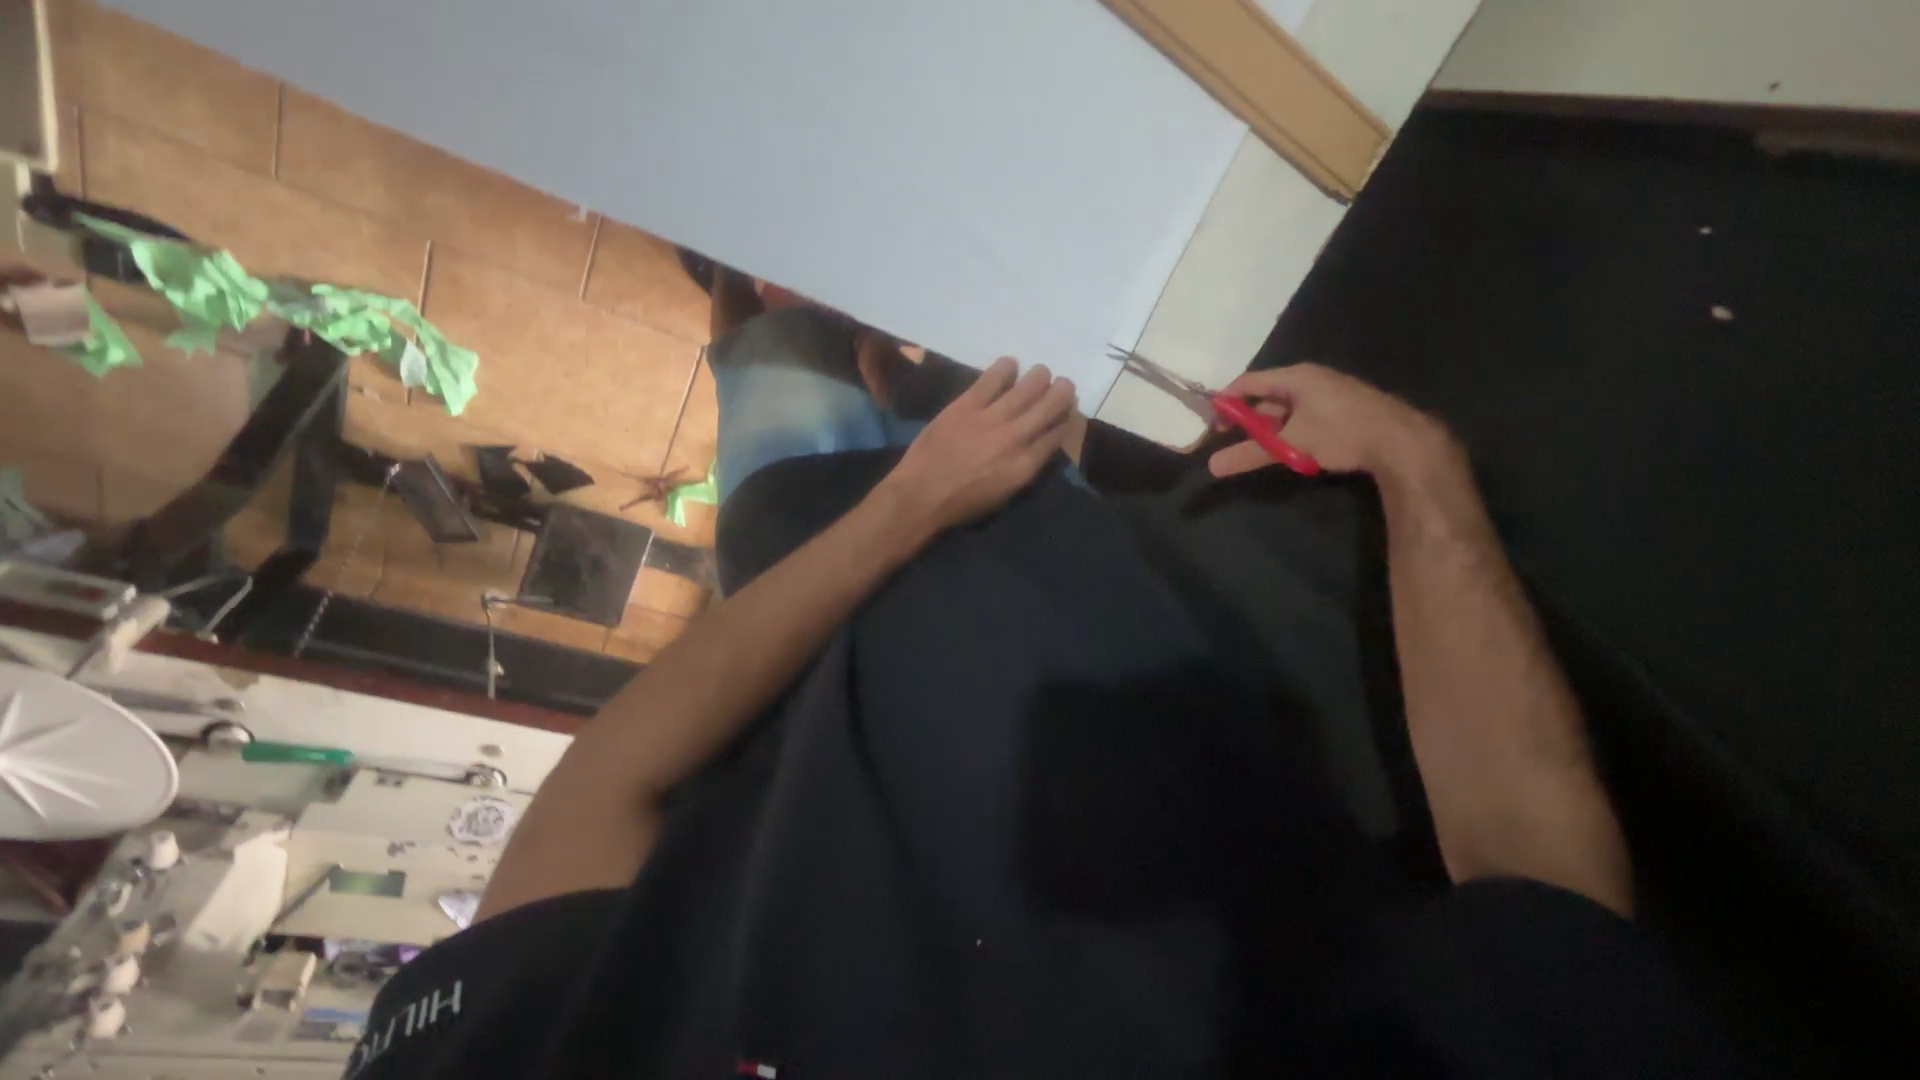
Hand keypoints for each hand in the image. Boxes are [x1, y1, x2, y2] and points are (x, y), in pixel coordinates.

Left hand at [876, 357, 1076, 535]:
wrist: (921, 496)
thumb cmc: (962, 504)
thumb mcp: (1005, 495)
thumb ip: (1025, 468)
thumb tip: (1038, 446)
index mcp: (1026, 466)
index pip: (1058, 434)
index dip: (1067, 419)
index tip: (1067, 411)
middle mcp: (1016, 438)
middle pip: (1050, 407)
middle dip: (1062, 393)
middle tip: (1063, 384)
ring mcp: (991, 419)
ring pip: (1027, 388)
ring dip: (1039, 376)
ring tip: (1041, 372)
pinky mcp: (966, 405)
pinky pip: (991, 379)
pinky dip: (1004, 369)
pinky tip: (1009, 364)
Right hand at [1207, 363, 1455, 479]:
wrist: (1401, 440)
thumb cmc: (1340, 433)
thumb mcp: (1290, 445)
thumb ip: (1250, 454)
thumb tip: (1212, 466)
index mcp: (1295, 377)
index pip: (1248, 382)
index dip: (1227, 401)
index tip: (1213, 424)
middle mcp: (1310, 379)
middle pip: (1267, 396)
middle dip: (1249, 419)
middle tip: (1234, 442)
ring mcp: (1329, 392)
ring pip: (1287, 409)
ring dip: (1271, 429)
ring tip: (1261, 451)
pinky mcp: (1342, 408)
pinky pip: (1305, 415)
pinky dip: (1291, 431)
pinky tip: (1292, 450)